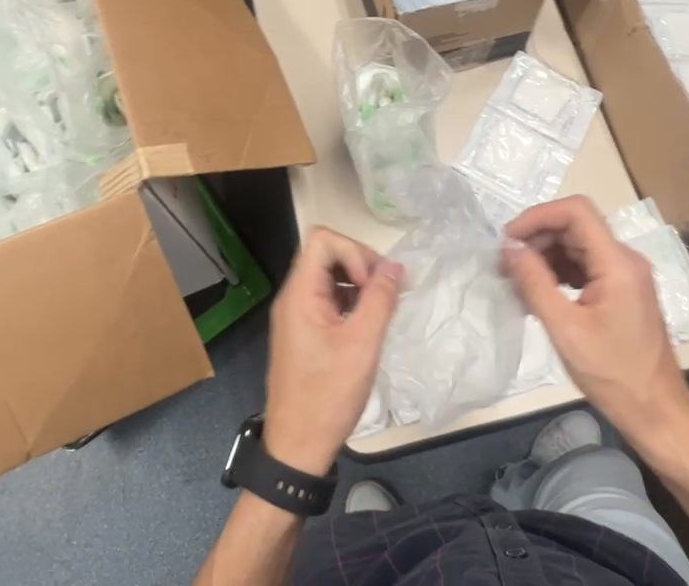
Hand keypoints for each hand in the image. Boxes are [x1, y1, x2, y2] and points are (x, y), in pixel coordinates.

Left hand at [263, 227, 402, 475]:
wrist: (297, 448)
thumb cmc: (328, 395)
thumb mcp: (362, 345)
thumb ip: (380, 299)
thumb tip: (395, 266)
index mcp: (299, 294)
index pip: (323, 239)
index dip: (354, 251)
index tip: (372, 284)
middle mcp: (293, 298)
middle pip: (326, 255)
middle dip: (360, 265)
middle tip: (384, 296)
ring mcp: (297, 317)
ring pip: (329, 278)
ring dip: (358, 285)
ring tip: (381, 312)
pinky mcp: (304, 334)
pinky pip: (328, 301)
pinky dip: (351, 304)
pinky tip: (368, 327)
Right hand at [502, 197, 688, 452]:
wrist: (658, 414)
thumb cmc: (613, 375)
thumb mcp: (565, 329)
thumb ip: (535, 282)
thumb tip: (509, 247)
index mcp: (618, 263)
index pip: (575, 211)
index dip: (537, 216)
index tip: (508, 240)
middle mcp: (625, 261)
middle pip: (575, 227)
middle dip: (536, 239)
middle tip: (505, 266)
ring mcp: (626, 277)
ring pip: (578, 246)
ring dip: (545, 257)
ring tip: (516, 284)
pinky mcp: (623, 293)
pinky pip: (586, 267)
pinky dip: (559, 274)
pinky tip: (538, 296)